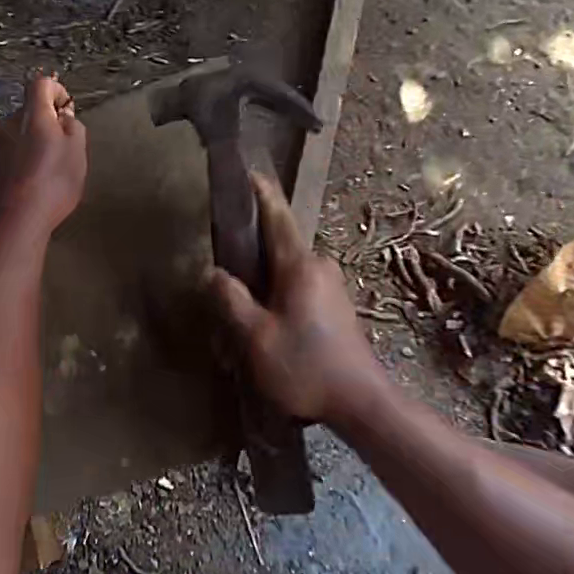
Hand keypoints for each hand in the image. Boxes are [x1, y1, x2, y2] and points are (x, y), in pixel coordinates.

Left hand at [0, 75, 87, 241]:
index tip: (65, 109)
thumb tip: (64, 116)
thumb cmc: (51, 186)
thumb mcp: (77, 155)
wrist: (12, 224)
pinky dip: (13, 165)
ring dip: (26, 147)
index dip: (56, 91)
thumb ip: (73, 128)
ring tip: (40, 175)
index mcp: (31, 116)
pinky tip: (22, 187)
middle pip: (26, 114)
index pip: (40, 84)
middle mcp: (4, 124)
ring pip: (12, 137)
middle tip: (59, 152)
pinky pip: (1, 158)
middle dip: (42, 127)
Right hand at [206, 172, 384, 422]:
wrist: (361, 402)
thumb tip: (213, 273)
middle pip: (275, 252)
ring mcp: (331, 287)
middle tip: (221, 286)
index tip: (250, 171)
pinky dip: (276, 305)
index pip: (277, 218)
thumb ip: (231, 300)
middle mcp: (319, 267)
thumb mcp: (256, 337)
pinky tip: (265, 335)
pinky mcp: (335, 308)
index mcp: (300, 266)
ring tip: (238, 328)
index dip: (261, 194)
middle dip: (248, 264)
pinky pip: (298, 294)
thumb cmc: (305, 367)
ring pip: (285, 278)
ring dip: (261, 294)